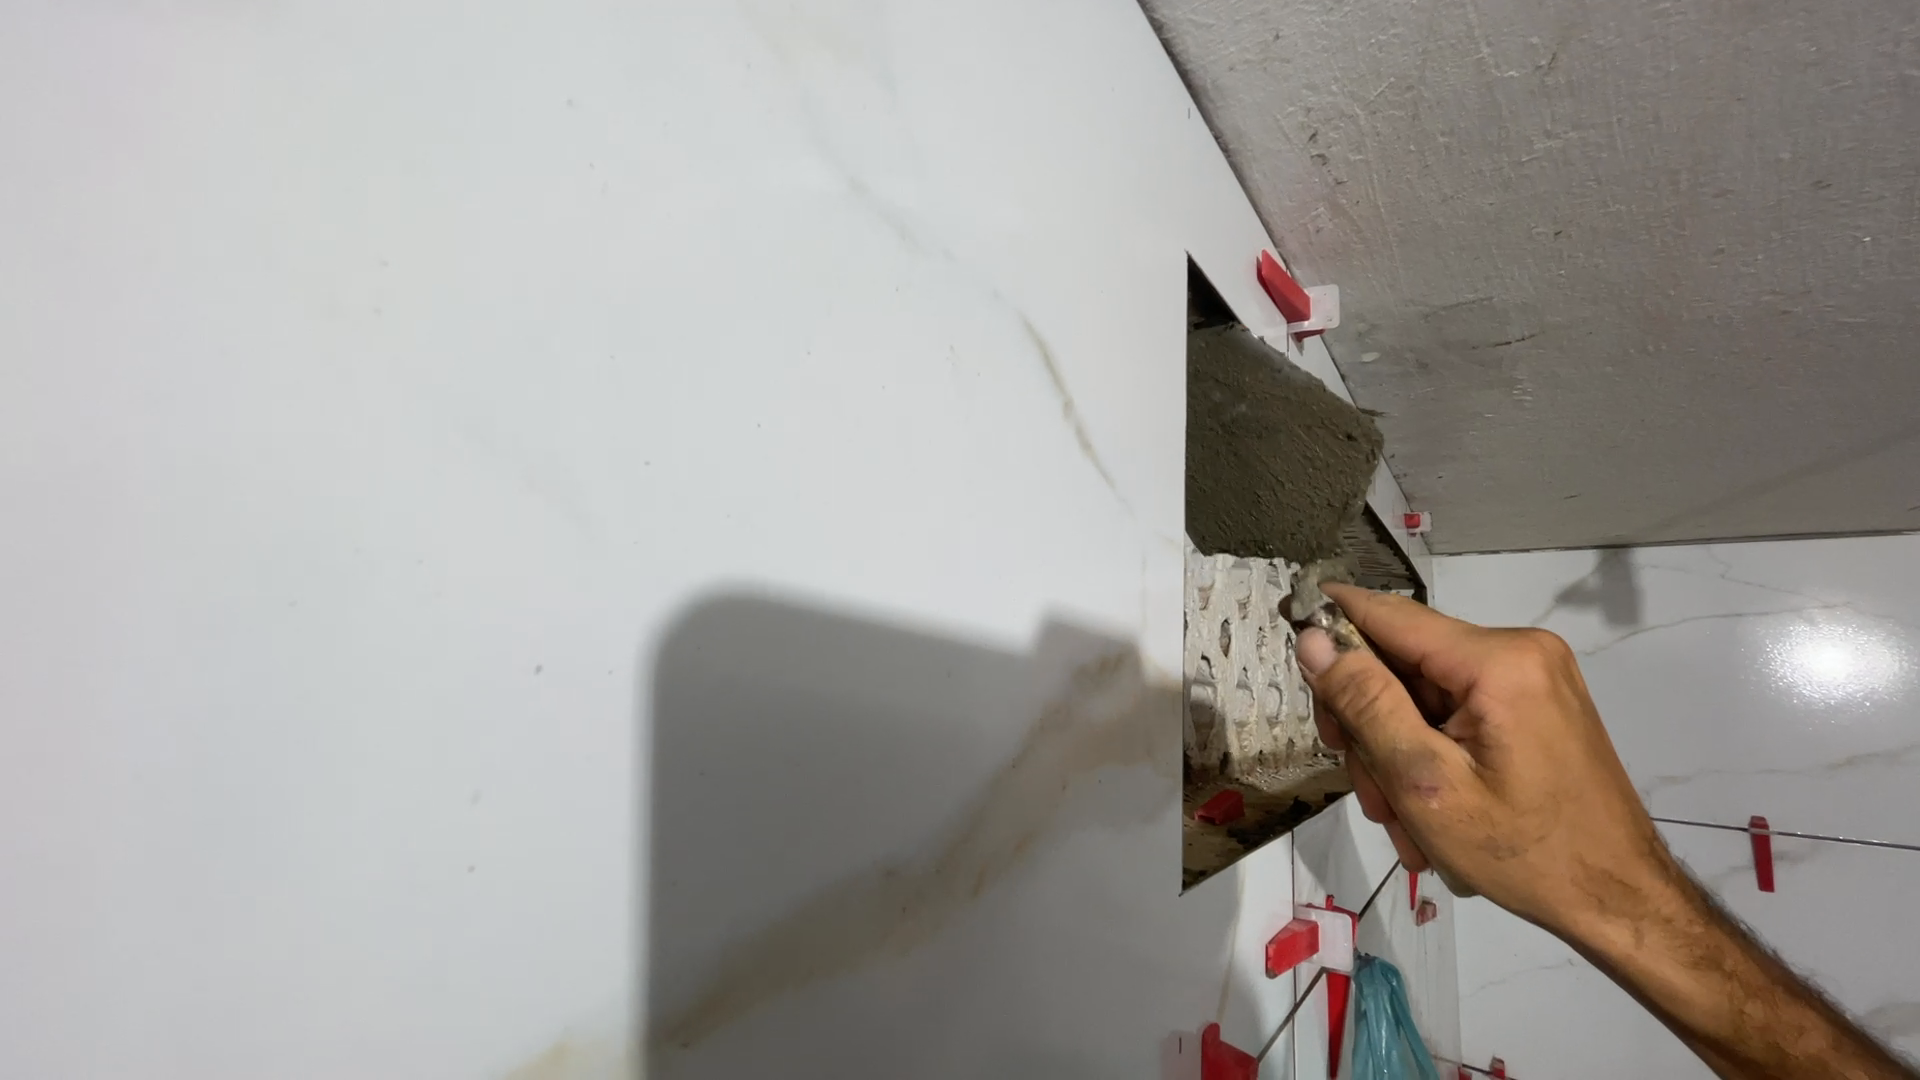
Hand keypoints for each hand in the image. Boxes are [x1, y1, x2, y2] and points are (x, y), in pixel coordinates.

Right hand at [1296, 584, 1671, 940]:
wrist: (1624, 905)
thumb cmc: (1525, 852)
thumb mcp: (1425, 781)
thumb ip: (1364, 701)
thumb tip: (1312, 638)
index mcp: (1497, 660)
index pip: (1387, 615)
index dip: (1329, 616)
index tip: (1283, 619)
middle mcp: (1515, 651)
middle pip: (1396, 659)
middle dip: (1365, 719)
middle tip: (1361, 783)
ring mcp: (1524, 676)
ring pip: (1414, 690)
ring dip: (1390, 747)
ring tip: (1397, 814)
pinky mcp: (1526, 701)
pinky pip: (1445, 708)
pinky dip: (1421, 750)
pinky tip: (1420, 803)